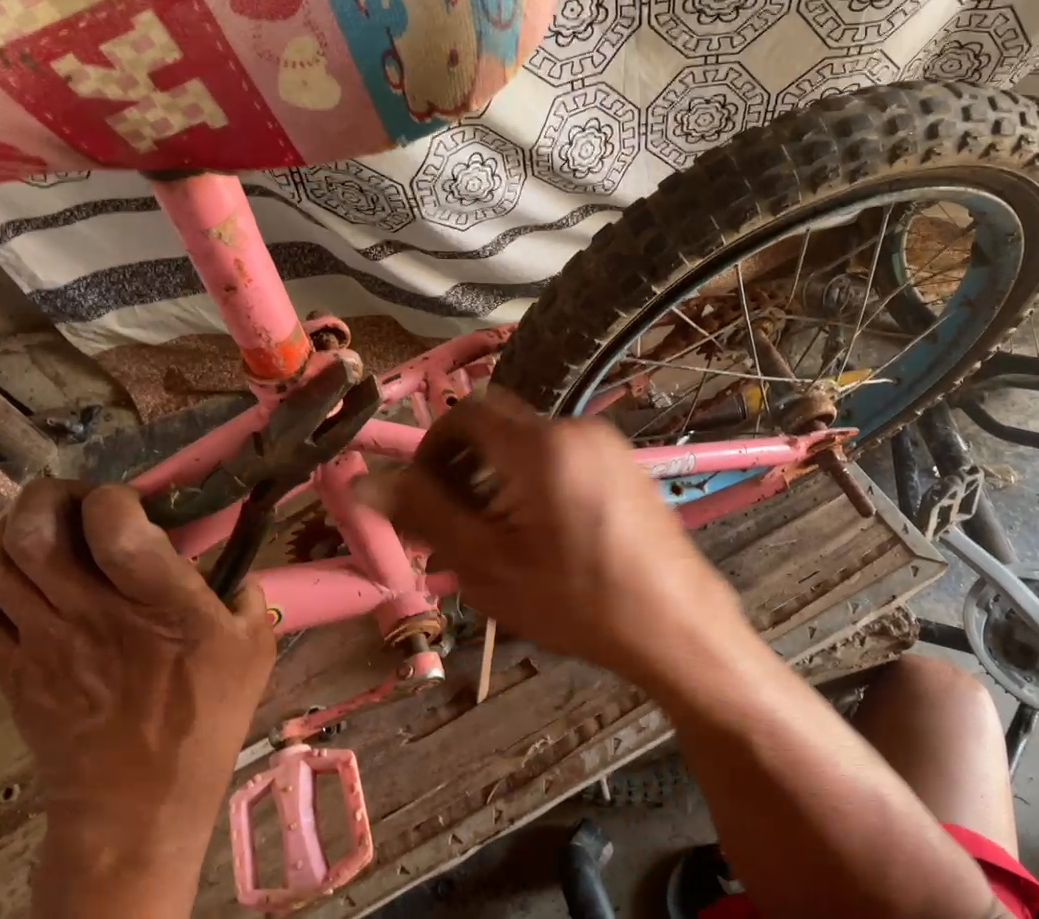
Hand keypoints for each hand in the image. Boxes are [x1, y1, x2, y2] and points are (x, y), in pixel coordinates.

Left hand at [0, 480, 274, 872]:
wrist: (138, 805)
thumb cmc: (206, 720)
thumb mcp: (254, 648)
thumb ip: (247, 593)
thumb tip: (231, 566)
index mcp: (160, 603)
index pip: (112, 523)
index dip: (112, 496)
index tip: (129, 504)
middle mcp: (92, 612)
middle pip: (33, 529)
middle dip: (50, 498)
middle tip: (75, 505)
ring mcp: (41, 641)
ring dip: (15, 533)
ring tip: (45, 539)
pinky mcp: (7, 669)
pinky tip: (0, 578)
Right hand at [365, 388, 750, 684]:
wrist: (677, 627)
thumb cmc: (577, 601)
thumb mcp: (487, 564)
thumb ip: (423, 515)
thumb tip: (362, 482)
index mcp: (538, 444)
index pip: (465, 412)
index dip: (432, 449)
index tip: (422, 498)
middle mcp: (575, 428)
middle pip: (497, 424)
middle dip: (464, 465)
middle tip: (456, 524)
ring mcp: (607, 445)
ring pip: (529, 442)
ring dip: (498, 476)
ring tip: (498, 539)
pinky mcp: (625, 466)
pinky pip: (562, 456)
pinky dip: (534, 480)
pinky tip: (541, 536)